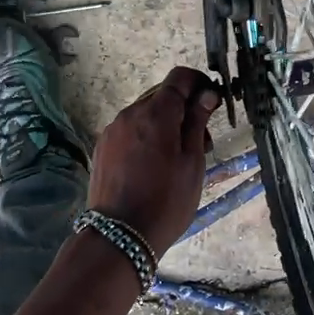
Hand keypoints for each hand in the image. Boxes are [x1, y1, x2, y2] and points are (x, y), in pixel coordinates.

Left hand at [87, 66, 221, 254]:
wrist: (119, 236)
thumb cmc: (166, 201)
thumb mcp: (192, 163)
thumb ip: (197, 122)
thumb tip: (206, 93)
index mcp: (156, 113)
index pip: (179, 77)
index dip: (199, 83)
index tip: (211, 103)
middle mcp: (130, 113)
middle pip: (162, 94)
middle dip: (183, 108)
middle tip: (201, 141)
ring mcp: (113, 129)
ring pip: (145, 112)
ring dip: (164, 123)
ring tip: (176, 158)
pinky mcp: (102, 146)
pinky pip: (130, 129)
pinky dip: (145, 135)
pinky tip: (152, 165)